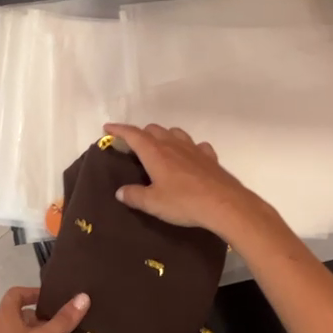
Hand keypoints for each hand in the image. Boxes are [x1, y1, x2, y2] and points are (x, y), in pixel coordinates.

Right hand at [105, 122, 270, 235]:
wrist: (224, 204)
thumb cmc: (184, 202)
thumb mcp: (153, 203)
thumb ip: (134, 196)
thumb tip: (120, 192)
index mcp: (155, 152)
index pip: (133, 134)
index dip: (119, 130)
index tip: (108, 128)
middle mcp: (173, 145)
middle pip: (153, 129)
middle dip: (141, 133)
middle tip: (133, 146)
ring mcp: (193, 149)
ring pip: (175, 133)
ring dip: (164, 136)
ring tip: (160, 148)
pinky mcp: (209, 157)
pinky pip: (196, 146)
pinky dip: (188, 148)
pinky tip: (189, 158)